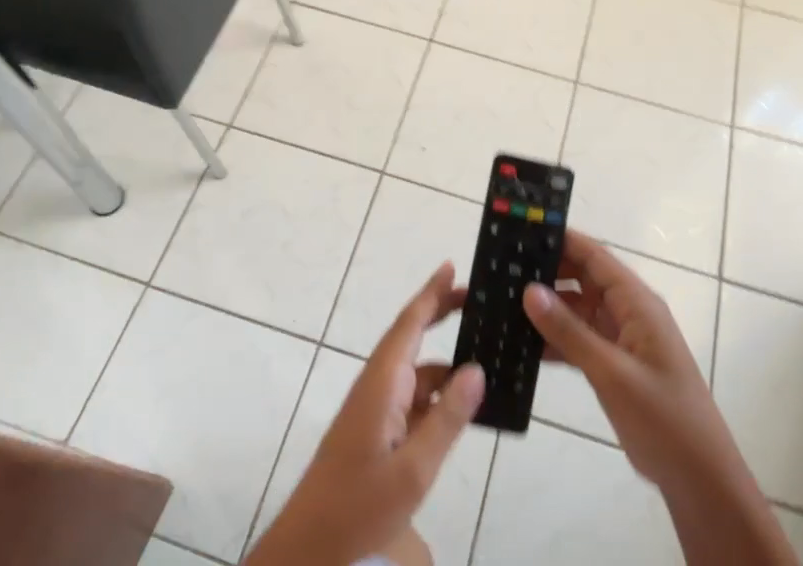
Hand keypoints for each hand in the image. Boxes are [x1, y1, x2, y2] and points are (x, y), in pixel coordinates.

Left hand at [246, 263, 484, 565]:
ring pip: (418, 376)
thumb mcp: (413, 467)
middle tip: (479, 300)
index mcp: (382, 385)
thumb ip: (447, 418)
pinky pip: (415, 403)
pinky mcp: (378, 435)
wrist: (312, 548)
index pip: (409, 325)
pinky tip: (469, 406)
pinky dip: (441, 396)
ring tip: (490, 355)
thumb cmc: (359, 505)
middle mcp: (378, 389)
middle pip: (412, 340)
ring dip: (448, 363)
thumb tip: (476, 369)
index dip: (430, 294)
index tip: (451, 265)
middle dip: (441, 315)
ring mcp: (377, 413)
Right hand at [522, 230, 733, 492]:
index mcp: (637, 304)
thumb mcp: (612, 372)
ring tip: (500, 301)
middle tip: (499, 268)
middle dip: (546, 270)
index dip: (561, 239)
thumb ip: (569, 332)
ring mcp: (620, 339)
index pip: (595, 257)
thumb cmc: (663, 417)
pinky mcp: (613, 364)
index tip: (520, 228)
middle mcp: (628, 313)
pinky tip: (520, 343)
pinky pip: (577, 339)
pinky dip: (553, 339)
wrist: (696, 474)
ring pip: (576, 310)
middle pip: (582, 278)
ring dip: (545, 307)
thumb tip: (529, 290)